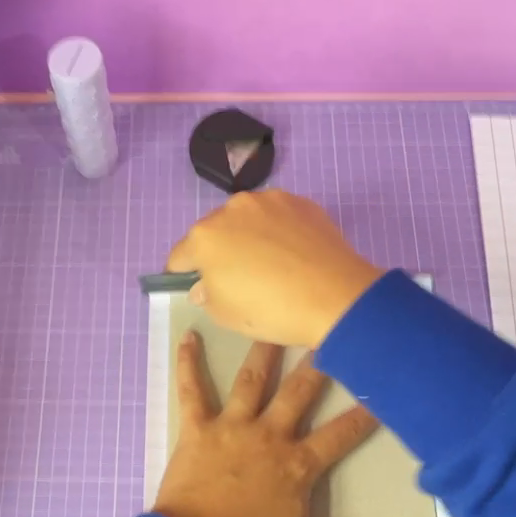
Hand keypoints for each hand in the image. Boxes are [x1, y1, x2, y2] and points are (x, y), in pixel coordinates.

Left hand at [153, 333, 410, 516]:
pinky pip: (191, 391)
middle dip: (318, 363)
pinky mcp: (198, 429)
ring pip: (252, 381)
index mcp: (297, 464)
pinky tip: (188, 338)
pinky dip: (188, 365)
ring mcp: (232, 427)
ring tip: (272, 322)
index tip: (385, 388)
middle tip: (330, 330)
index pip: (341, 434)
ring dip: (263, 351)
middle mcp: (269, 435)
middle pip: (299, 393)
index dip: (365, 412)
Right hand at [166, 190, 384, 347]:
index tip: (196, 287)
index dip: (183, 274)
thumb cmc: (271, 310)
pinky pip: (277, 216)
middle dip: (218, 251)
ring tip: (270, 264)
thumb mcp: (225, 315)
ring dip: (248, 236)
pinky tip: (292, 254)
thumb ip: (206, 295)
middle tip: (238, 278)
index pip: (179, 256)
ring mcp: (268, 201)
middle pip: (213, 232)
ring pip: (246, 219)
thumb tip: (204, 286)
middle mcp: (232, 209)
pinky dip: (278, 231)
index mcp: (204, 237)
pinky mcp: (300, 202)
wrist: (336, 297)